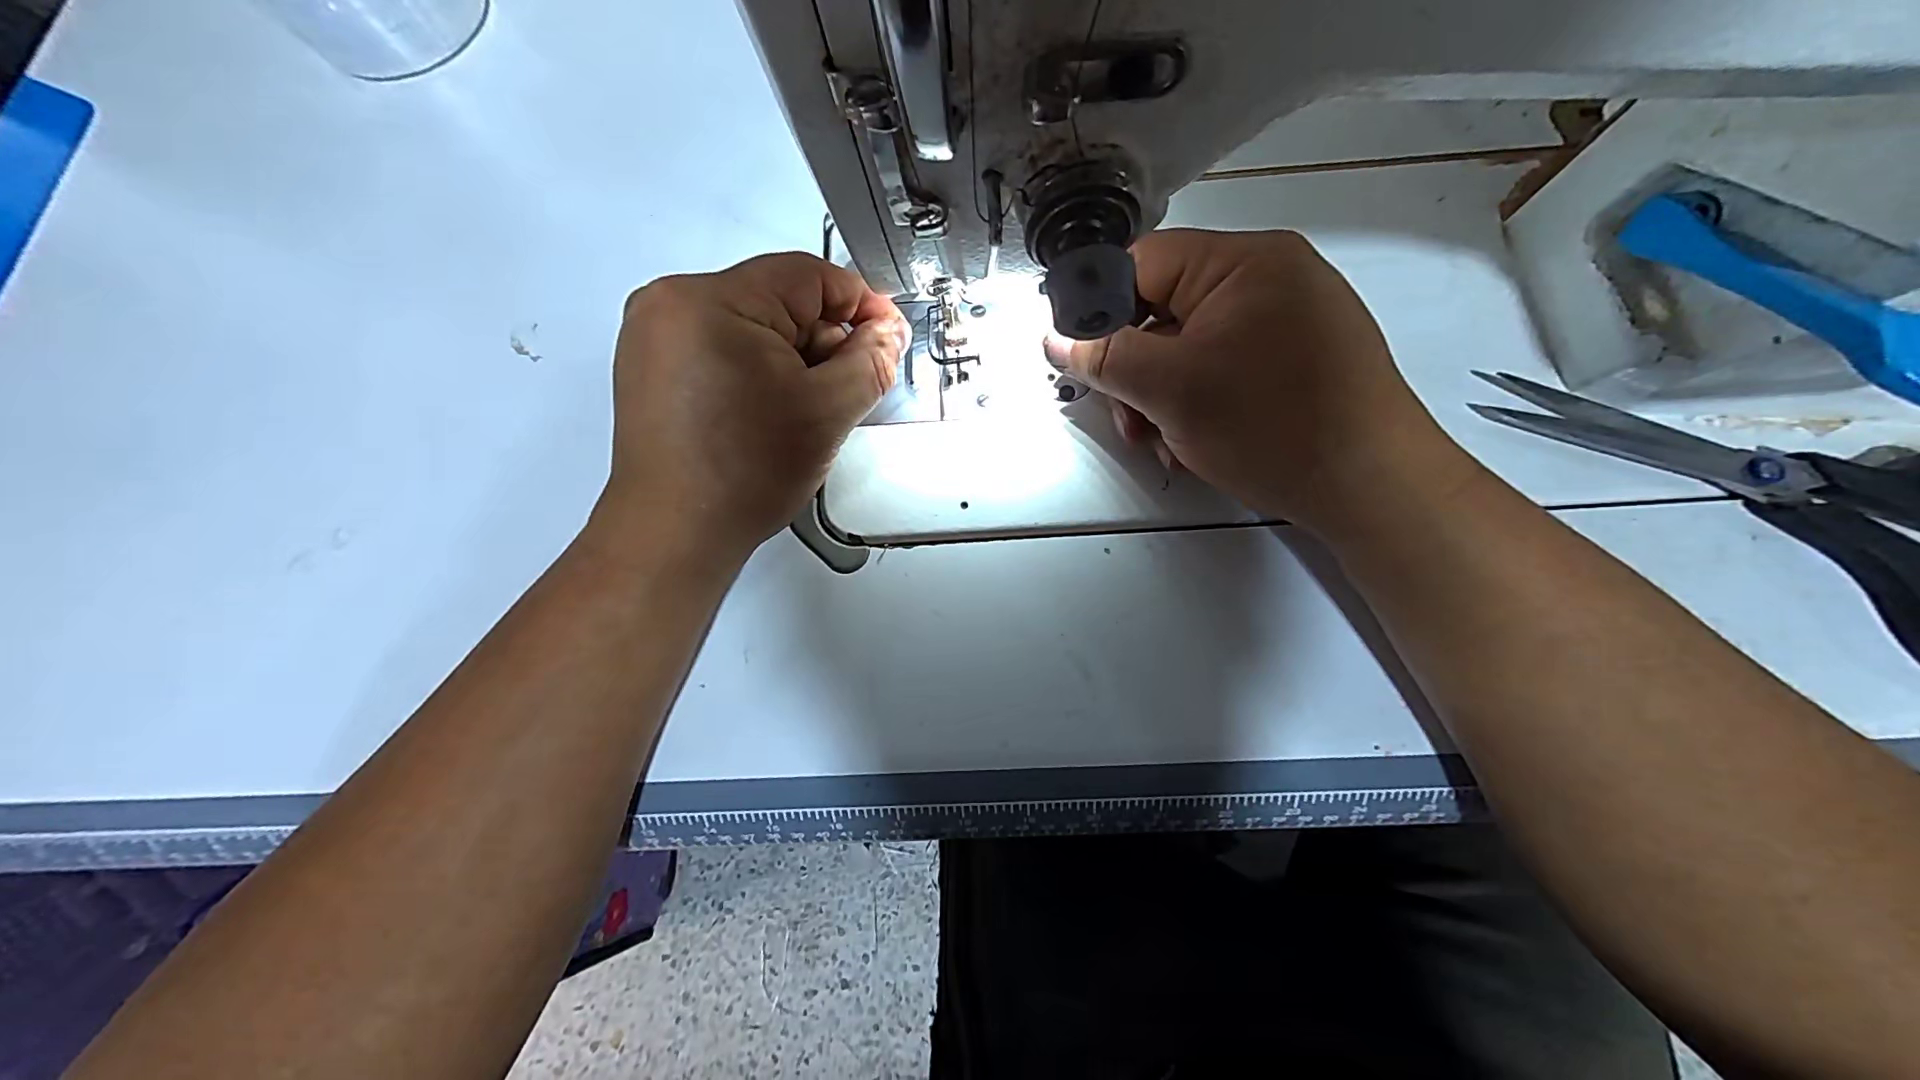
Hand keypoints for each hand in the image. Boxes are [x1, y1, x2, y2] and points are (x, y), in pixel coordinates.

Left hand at [597, 252, 908, 562]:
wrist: (677, 531)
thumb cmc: (731, 480)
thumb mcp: (829, 411)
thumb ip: (872, 360)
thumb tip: (886, 333)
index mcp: (708, 301)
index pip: (809, 275)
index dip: (860, 305)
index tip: (883, 333)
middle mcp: (670, 306)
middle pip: (781, 300)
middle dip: (823, 343)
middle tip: (843, 388)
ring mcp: (656, 336)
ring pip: (756, 327)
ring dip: (793, 361)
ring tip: (798, 413)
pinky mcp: (656, 365)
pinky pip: (726, 348)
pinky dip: (760, 373)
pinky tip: (772, 415)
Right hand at [1045, 229, 1474, 533]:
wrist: (1371, 486)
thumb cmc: (1272, 426)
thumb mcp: (1170, 390)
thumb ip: (1105, 358)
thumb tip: (1055, 337)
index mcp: (1243, 260)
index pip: (1142, 264)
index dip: (1101, 312)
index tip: (1086, 362)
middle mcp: (1271, 275)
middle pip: (1166, 310)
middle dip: (1137, 371)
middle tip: (1130, 420)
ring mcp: (1291, 316)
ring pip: (1193, 346)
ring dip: (1164, 396)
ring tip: (1167, 442)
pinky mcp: (1300, 356)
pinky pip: (1227, 365)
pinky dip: (1200, 401)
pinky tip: (1198, 442)